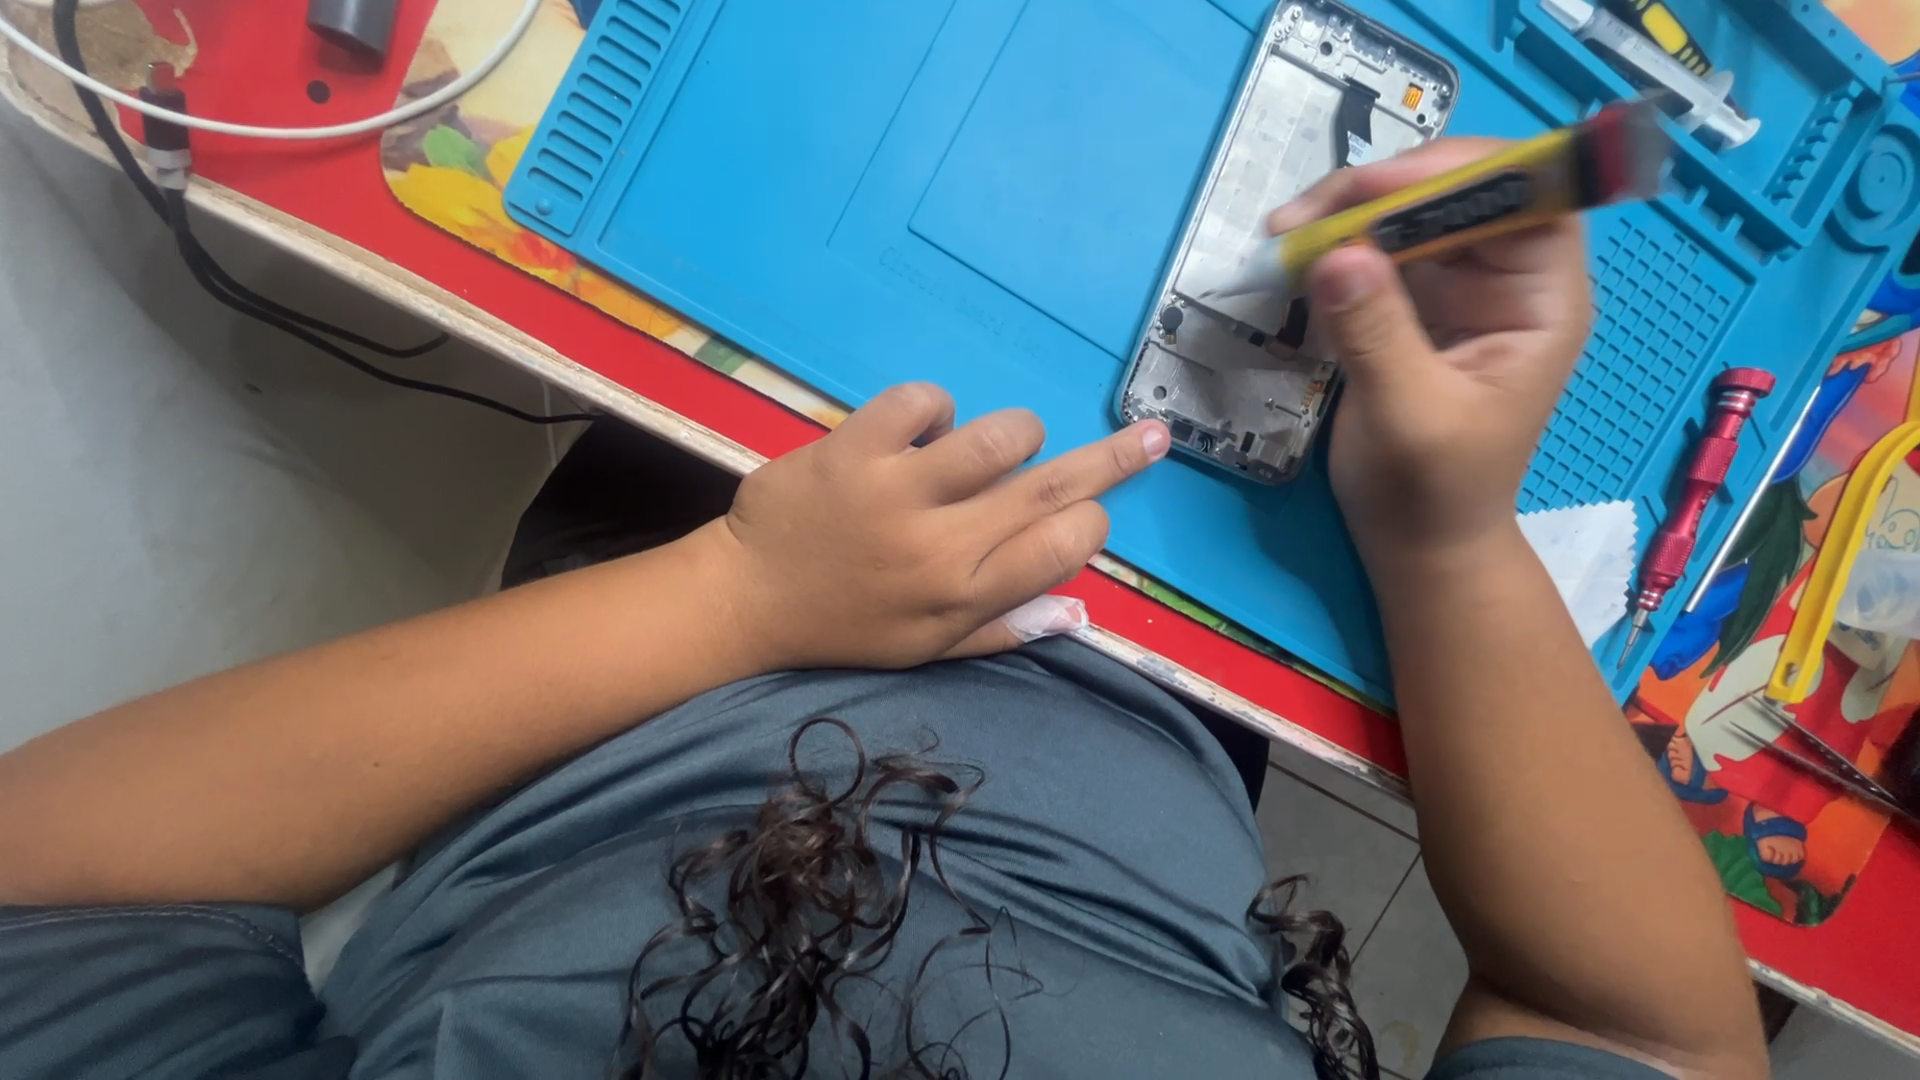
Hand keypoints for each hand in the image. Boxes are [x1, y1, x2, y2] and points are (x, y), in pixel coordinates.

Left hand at [704, 384, 1168, 669]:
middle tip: (1151, 436)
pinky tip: (917, 433)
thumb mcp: (926, 651)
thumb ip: (1003, 629)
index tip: (1086, 512)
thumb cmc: (845, 629)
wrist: (747, 602)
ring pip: (999, 435)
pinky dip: (933, 408)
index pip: (1065, 546)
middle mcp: (943, 546)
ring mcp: (898, 492)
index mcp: (965, 597)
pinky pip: (924, 400)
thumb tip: (1080, 609)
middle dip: (1114, 459)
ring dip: (1013, 434)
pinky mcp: (855, 449)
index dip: (1090, 521)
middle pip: (1052, 489)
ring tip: (994, 448)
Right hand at [1269, 139, 1591, 564]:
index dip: (1449, 176)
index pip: (1519, 197)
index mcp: (1538, 299)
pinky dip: (1331, 254)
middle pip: (1455, 196)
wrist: (1415, 540)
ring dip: (1343, 220)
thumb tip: (1334, 254)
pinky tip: (1292, 263)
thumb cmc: (1429, 489)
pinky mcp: (1408, 312)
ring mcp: (1453, 293)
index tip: (1363, 192)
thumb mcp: (1406, 414)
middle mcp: (1502, 280)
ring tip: (1281, 237)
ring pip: (1406, 221)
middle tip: (1295, 220)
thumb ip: (1376, 333)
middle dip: (1376, 194)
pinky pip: (1373, 260)